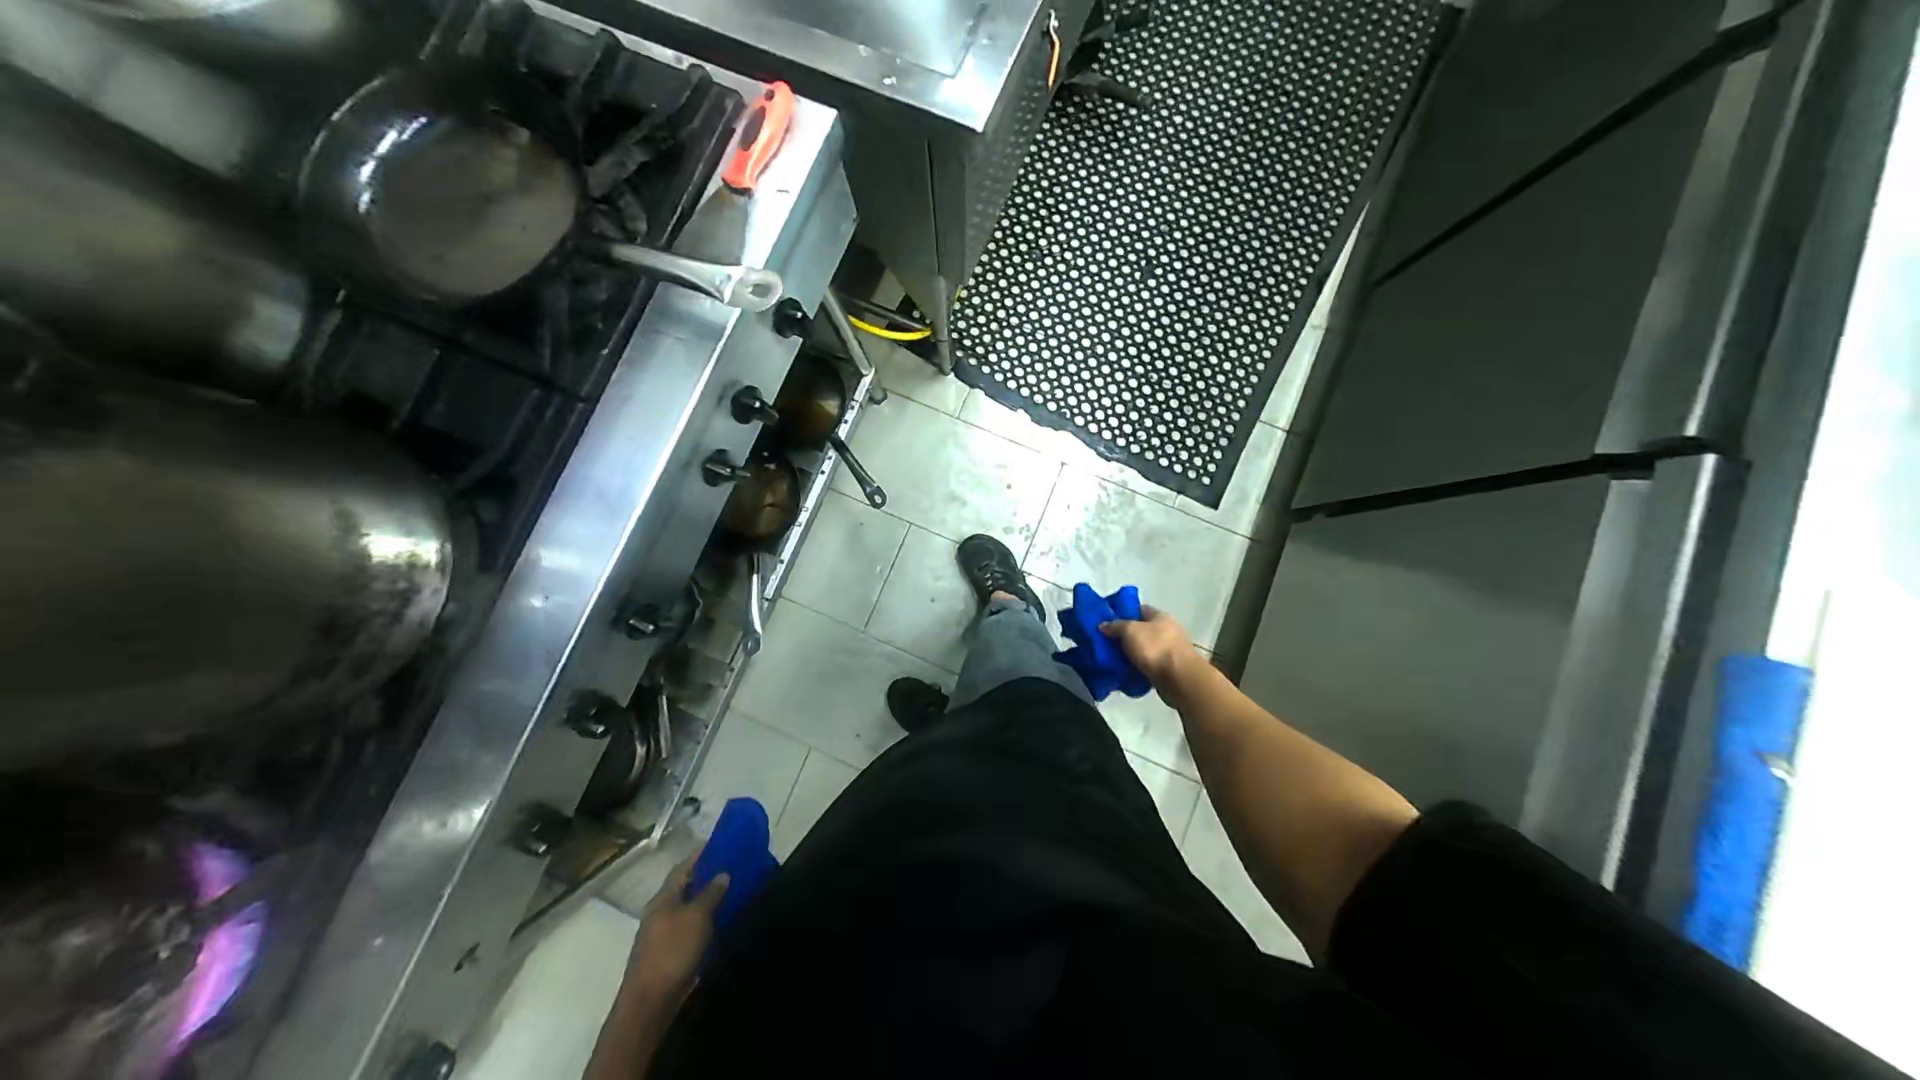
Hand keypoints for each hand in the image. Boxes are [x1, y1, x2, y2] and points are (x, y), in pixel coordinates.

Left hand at [626, 853, 728, 1001]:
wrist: (649, 1003)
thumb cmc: (673, 952)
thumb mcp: (697, 917)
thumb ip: (711, 893)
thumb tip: (722, 873)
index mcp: (663, 898)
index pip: (683, 868)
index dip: (700, 855)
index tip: (722, 844)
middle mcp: (659, 912)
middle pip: (684, 887)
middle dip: (706, 877)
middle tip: (733, 868)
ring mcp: (661, 934)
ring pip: (687, 909)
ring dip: (706, 900)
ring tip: (732, 893)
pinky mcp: (667, 953)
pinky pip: (689, 927)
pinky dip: (704, 921)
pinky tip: (720, 923)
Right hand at [1100, 605, 1207, 691]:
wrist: (1178, 678)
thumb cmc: (1155, 647)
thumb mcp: (1130, 631)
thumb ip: (1115, 626)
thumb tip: (1103, 625)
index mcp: (1160, 616)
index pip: (1139, 609)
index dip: (1122, 613)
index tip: (1107, 621)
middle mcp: (1167, 631)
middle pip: (1141, 630)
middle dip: (1124, 637)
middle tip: (1106, 643)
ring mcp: (1169, 651)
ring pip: (1143, 649)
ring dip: (1130, 654)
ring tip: (1112, 660)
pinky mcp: (1168, 669)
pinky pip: (1147, 665)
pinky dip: (1137, 668)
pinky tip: (1124, 672)